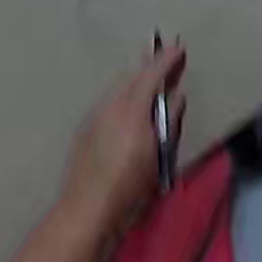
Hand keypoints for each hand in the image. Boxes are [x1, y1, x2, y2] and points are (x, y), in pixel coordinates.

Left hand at [59, 42, 186, 233]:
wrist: (86, 213)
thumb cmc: (130, 187)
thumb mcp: (158, 155)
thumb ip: (169, 121)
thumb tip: (176, 96)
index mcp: (132, 109)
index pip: (152, 74)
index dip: (166, 60)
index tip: (178, 48)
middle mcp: (110, 105)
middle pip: (132, 76)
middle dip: (149, 70)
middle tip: (166, 70)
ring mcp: (93, 116)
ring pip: (118, 89)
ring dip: (134, 86)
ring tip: (149, 95)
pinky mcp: (83, 130)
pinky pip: (107, 105)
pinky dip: (122, 102)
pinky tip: (127, 118)